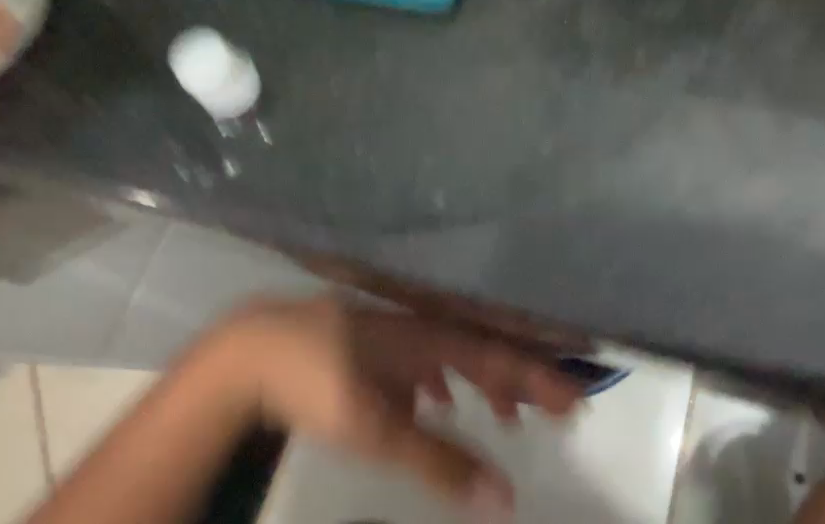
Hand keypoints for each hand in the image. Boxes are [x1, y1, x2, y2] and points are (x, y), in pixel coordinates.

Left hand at [199, 298, 585, 516]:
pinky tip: (434, 401)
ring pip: (453, 353)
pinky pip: (423, 358)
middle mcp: (418, 325)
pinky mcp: (365, 340)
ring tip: (503, 415)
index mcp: (430, 336)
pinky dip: (442, 381)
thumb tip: (505, 499)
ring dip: (483, 382)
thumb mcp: (379, 431)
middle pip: (483, 348)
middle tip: (552, 411)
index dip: (540, 380)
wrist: (248, 354)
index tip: (577, 402)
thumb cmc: (318, 385)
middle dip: (520, 379)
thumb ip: (440, 463)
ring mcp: (391, 329)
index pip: (500, 356)